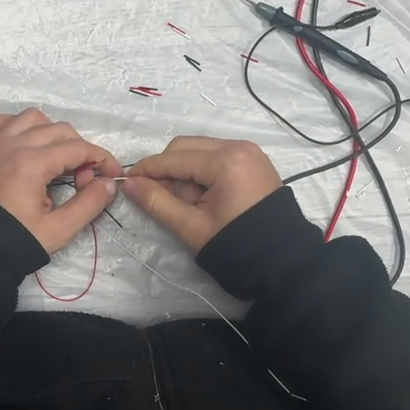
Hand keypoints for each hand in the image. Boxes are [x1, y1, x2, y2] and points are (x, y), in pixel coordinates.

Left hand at [0, 108, 121, 253]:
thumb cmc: (13, 242)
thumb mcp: (58, 230)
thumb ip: (88, 204)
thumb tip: (109, 183)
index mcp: (32, 163)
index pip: (79, 148)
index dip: (101, 159)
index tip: (111, 175)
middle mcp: (13, 144)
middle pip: (60, 130)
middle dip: (80, 151)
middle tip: (81, 181)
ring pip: (31, 119)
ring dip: (50, 133)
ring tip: (55, 160)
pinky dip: (17, 126)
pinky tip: (23, 143)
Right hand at [123, 137, 282, 252]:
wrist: (282, 263)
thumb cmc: (235, 246)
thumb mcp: (190, 227)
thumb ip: (157, 202)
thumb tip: (129, 184)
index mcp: (225, 160)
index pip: (172, 158)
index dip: (146, 170)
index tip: (127, 184)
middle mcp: (238, 146)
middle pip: (185, 147)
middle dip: (167, 170)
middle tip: (163, 200)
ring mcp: (249, 152)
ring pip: (200, 150)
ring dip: (184, 172)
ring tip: (188, 203)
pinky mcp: (254, 161)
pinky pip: (217, 156)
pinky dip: (202, 172)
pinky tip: (203, 197)